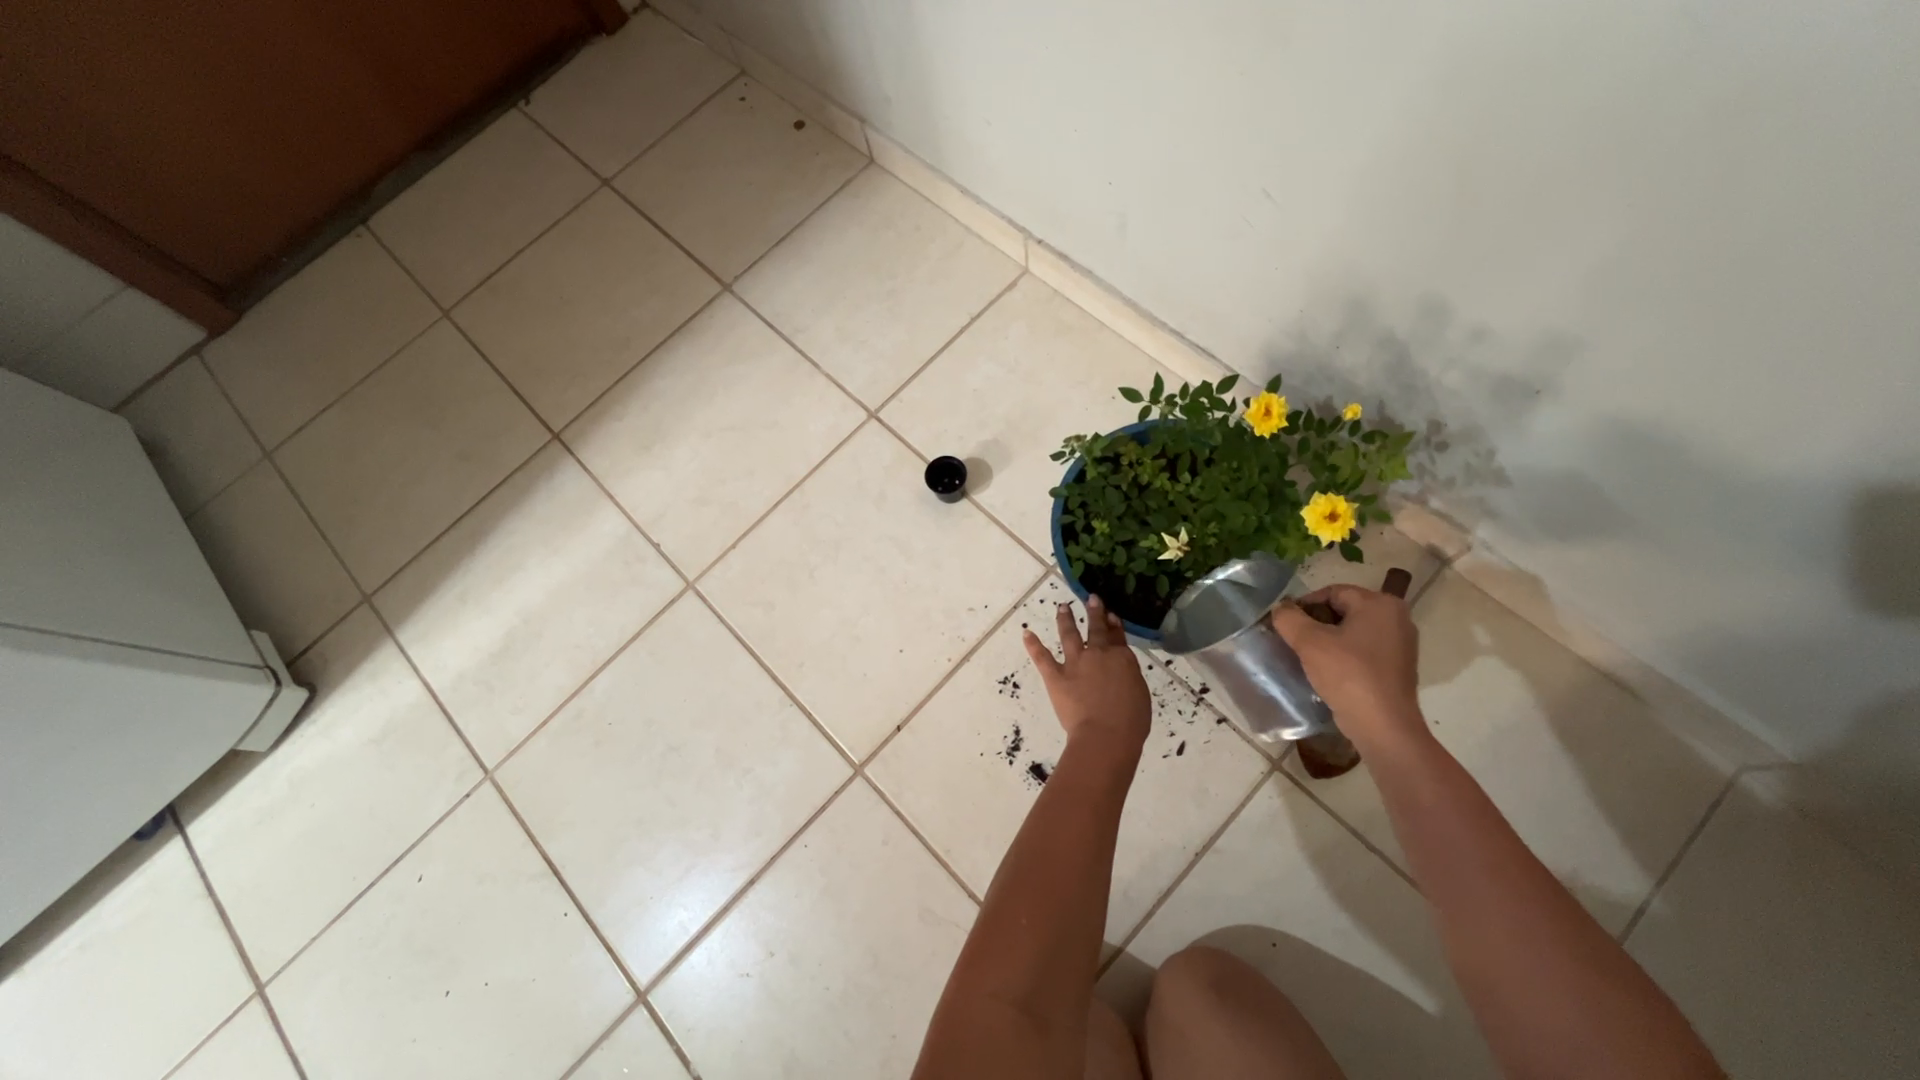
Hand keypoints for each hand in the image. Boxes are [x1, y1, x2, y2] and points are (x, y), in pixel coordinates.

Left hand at [1022, 595, 1150, 753]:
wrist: (1105, 735)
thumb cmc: (1130, 722)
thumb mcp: (1140, 694)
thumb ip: (1130, 677)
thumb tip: (1121, 670)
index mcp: (1122, 659)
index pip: (1117, 637)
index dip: (1114, 625)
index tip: (1110, 614)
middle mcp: (1098, 654)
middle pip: (1096, 629)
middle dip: (1094, 613)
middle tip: (1091, 599)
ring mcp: (1075, 663)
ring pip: (1069, 635)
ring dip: (1065, 619)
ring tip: (1062, 607)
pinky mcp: (1055, 676)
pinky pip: (1042, 657)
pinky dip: (1033, 644)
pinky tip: (1026, 633)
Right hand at [1270, 584, 1425, 752]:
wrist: (1383, 725)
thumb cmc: (1348, 675)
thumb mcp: (1310, 642)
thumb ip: (1289, 618)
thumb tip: (1281, 609)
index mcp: (1380, 604)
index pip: (1332, 592)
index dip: (1304, 605)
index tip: (1285, 624)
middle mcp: (1397, 617)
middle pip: (1344, 610)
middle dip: (1316, 623)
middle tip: (1293, 640)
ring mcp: (1400, 643)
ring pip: (1353, 632)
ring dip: (1328, 641)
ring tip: (1306, 657)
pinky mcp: (1397, 666)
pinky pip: (1363, 651)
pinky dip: (1344, 655)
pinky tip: (1327, 671)